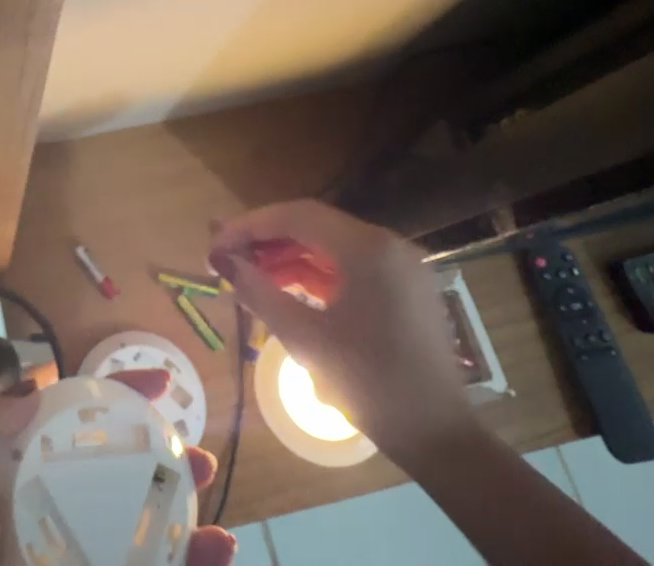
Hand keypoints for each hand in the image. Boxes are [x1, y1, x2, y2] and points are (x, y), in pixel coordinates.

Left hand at [0, 369, 236, 565]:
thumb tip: (33, 385)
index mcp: (23, 474)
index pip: (77, 420)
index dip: (116, 395)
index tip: (160, 382)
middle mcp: (57, 508)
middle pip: (120, 470)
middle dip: (163, 456)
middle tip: (198, 455)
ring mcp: (83, 552)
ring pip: (145, 522)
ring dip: (186, 510)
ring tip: (214, 510)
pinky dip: (192, 562)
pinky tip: (217, 553)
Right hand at [210, 199, 475, 459]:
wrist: (439, 436)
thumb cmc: (370, 385)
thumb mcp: (305, 340)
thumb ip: (260, 292)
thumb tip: (224, 262)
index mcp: (368, 249)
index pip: (295, 216)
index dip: (248, 226)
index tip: (214, 247)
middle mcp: (388, 245)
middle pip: (313, 225)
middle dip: (265, 240)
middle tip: (226, 261)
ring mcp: (400, 265)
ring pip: (330, 245)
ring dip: (287, 256)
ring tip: (249, 277)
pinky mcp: (404, 287)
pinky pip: (350, 265)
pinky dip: (315, 273)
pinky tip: (286, 290)